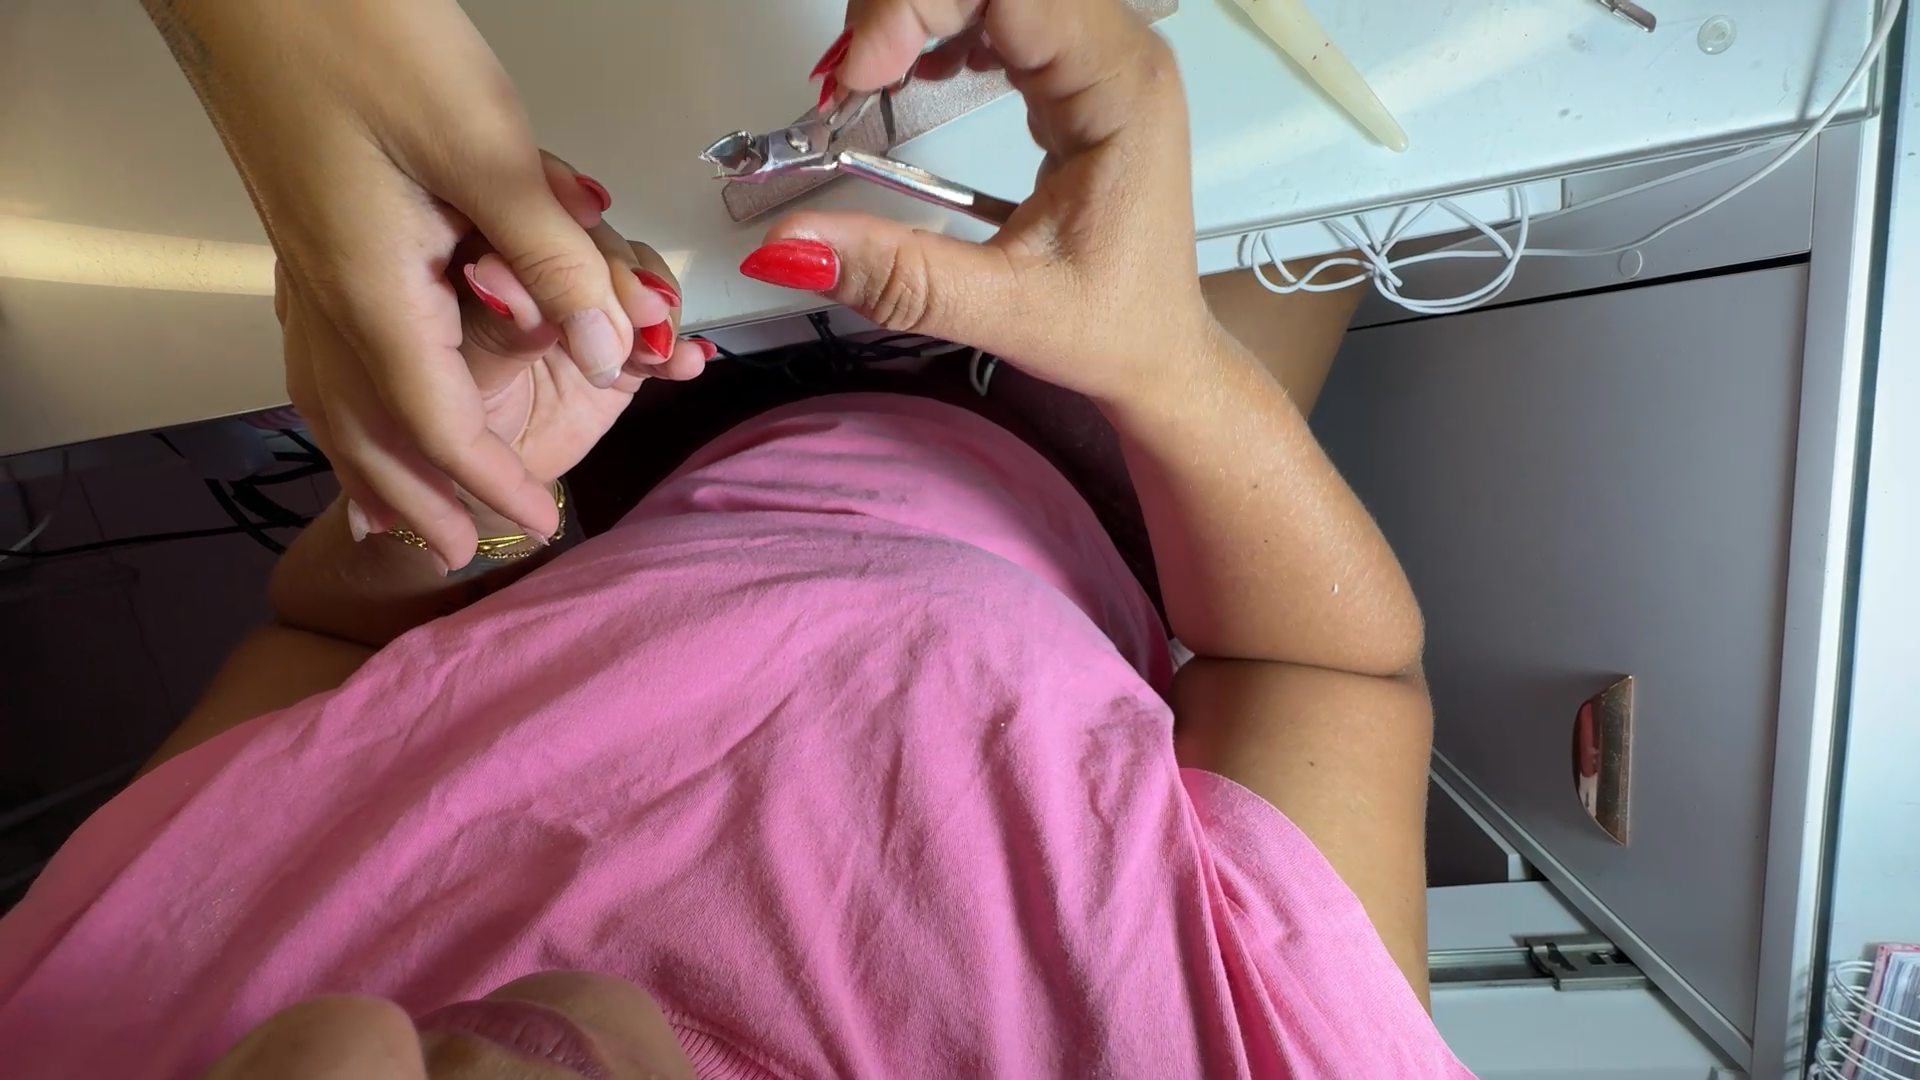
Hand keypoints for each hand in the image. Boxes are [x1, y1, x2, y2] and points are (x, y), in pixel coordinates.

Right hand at [143, 0, 676, 563]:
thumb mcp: (490, 153)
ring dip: (381, 465)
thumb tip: (606, 353)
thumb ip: (557, 263)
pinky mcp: (328, 233)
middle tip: (458, 553)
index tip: (536, 522)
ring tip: (401, 518)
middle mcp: (331, 290)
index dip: (489, 481)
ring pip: (343, 397)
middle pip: (372, 428)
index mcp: (371, 288)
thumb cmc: (363, 31)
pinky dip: (359, 402)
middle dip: (421, 496)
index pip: (437, 423)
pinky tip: (365, 411)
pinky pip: (337, 349)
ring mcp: (318, 263)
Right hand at [741, 0, 1211, 405]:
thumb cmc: (1114, 332)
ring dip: (916, 15)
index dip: (914, 5)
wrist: (1155, 353)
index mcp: (1119, 90)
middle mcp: (1115, 58)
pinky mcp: (1073, 88)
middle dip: (904, 7)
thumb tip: (795, 245)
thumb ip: (901, 277)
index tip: (857, 80)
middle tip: (847, 82)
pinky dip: (940, 35)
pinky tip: (913, 76)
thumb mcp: (1003, 309)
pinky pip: (1001, 20)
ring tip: (867, 81)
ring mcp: (1096, 67)